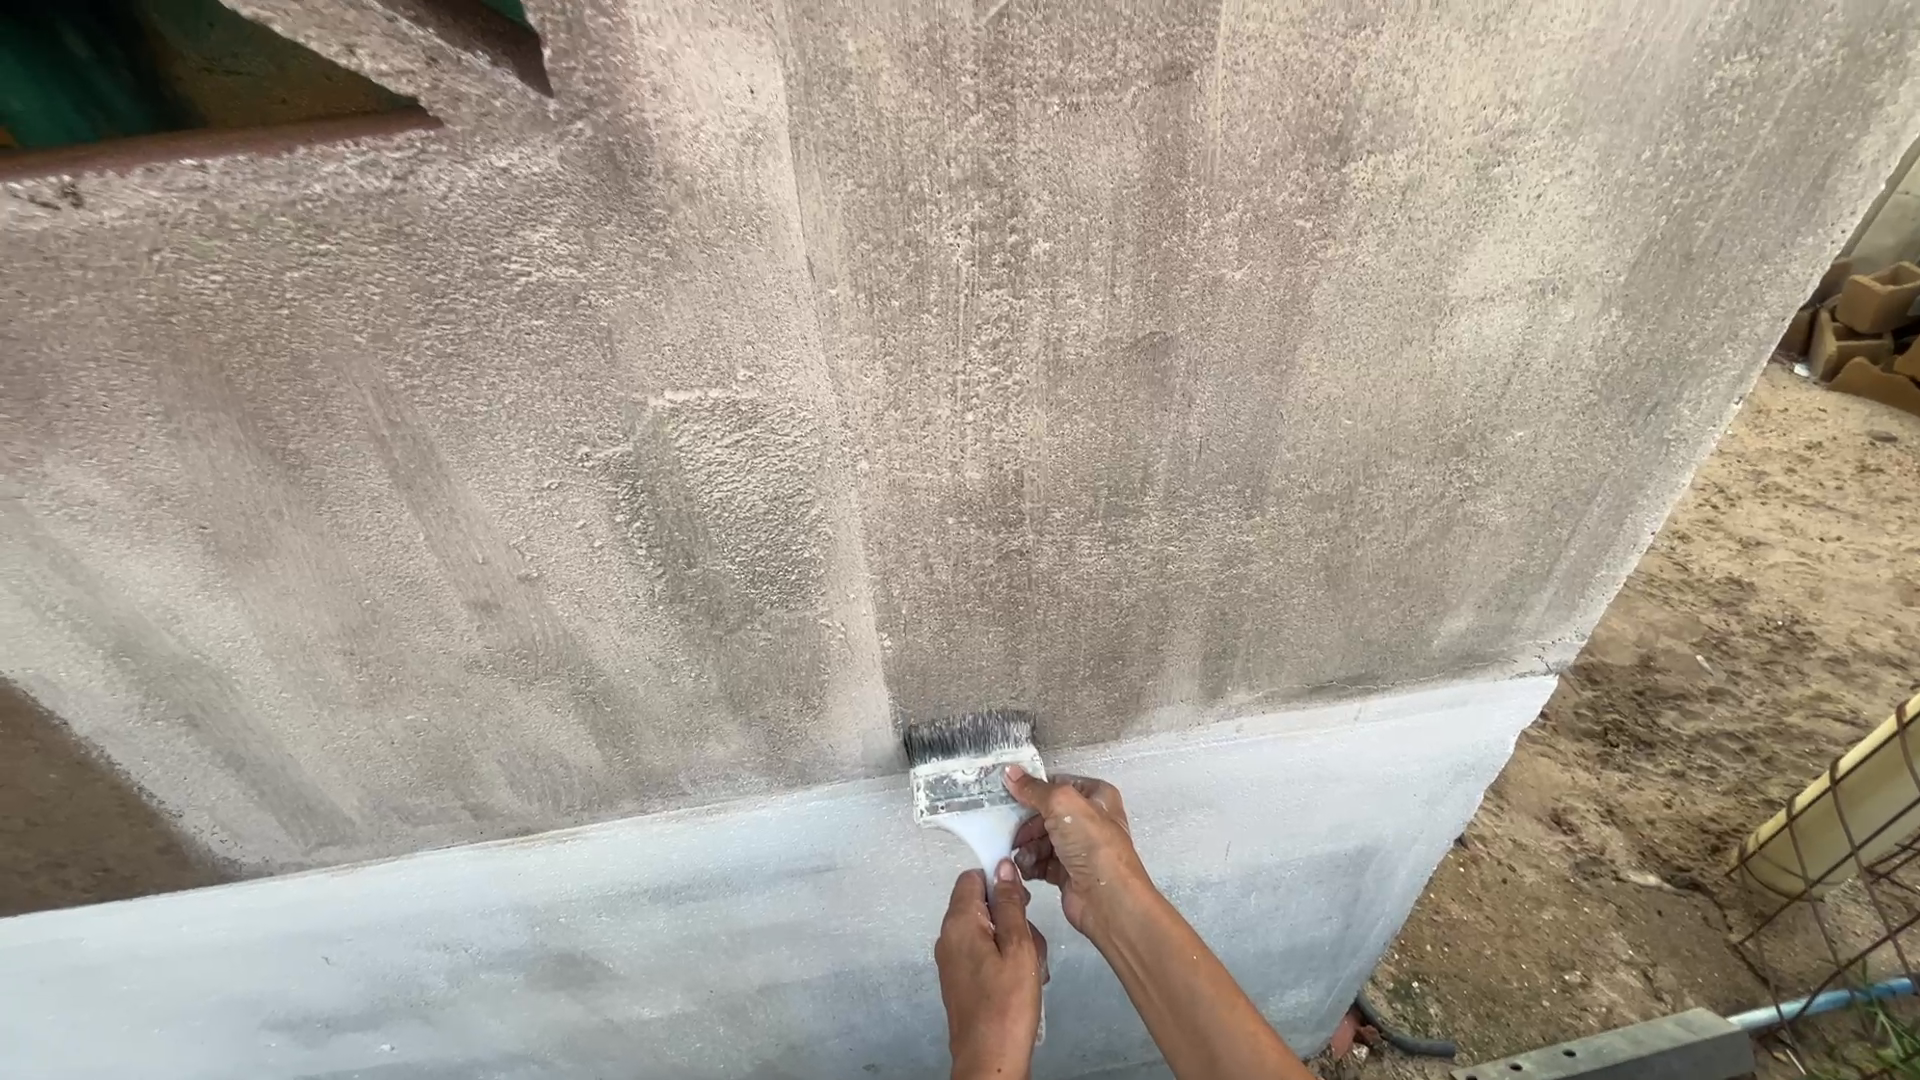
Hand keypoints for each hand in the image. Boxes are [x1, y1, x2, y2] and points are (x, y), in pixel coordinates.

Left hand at [935, 862, 1048, 1079]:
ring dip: (1013, 942)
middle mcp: (948, 936)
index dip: (999, 881)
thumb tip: (1002, 867)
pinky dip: (1004, 960)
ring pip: (987, 930)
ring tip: (1031, 969)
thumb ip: (1010, 903)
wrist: (989, 1063)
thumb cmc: (1006, 1005)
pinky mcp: (960, 979)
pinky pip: (983, 953)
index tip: (1023, 901)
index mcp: (959, 922)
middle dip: (1012, 917)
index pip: (973, 877)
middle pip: (982, 904)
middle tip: (1032, 944)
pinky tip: (1022, 982)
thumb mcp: (1018, 946)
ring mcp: (952, 959)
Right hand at [1005, 767, 1149, 937]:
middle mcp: (1089, 820)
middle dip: (1027, 823)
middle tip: (1013, 829)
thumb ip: (1034, 788)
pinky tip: (1027, 867)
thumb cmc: (1097, 848)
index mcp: (1095, 796)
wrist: (1107, 900)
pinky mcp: (1068, 872)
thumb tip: (1012, 773)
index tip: (1011, 791)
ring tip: (1022, 854)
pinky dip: (1031, 864)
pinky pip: (1041, 861)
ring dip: (1027, 846)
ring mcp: (1078, 848)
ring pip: (1041, 839)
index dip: (1034, 788)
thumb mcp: (1062, 804)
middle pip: (1045, 813)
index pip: (1057, 784)